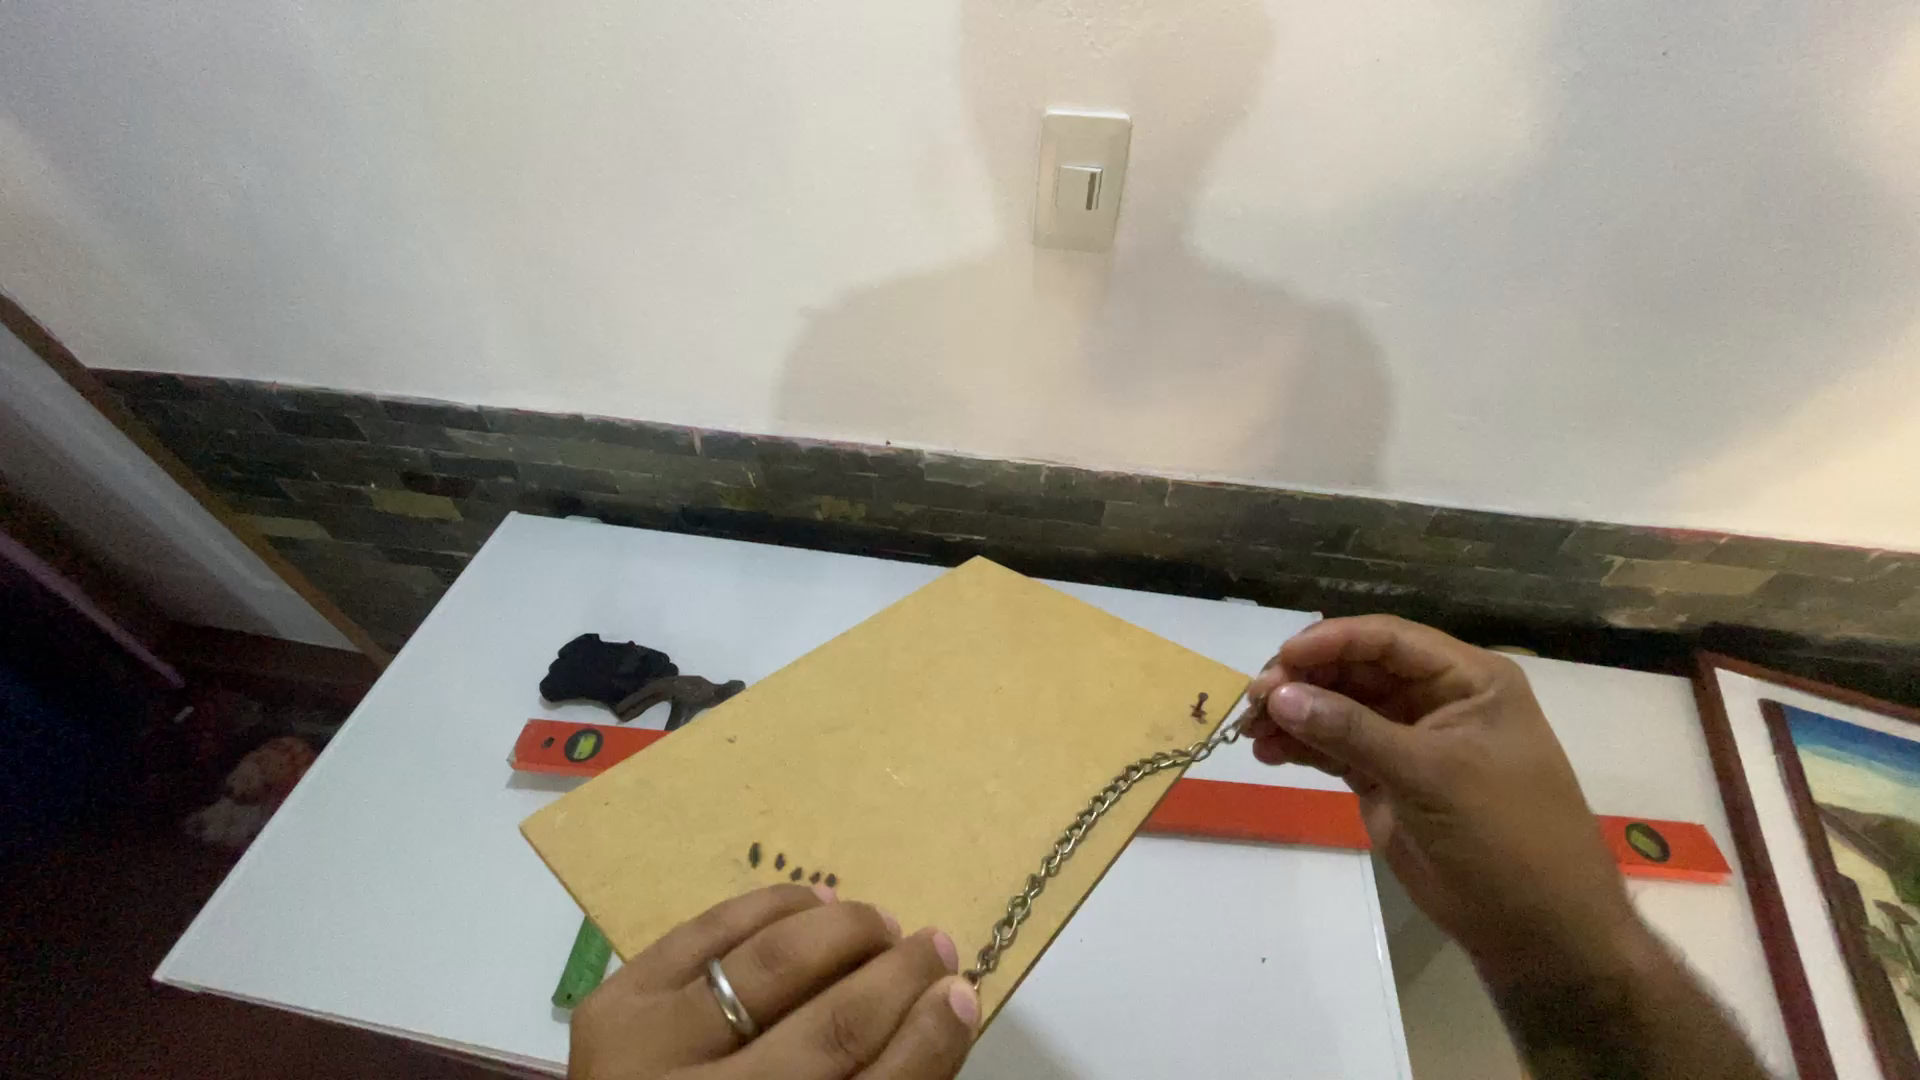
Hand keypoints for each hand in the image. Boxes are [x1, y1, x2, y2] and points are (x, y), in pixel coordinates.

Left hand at [570, 884, 978, 1079]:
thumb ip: (879, 1078)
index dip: (929, 1041)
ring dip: (844, 932)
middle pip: (828, 1031)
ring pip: (771, 968)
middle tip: (937, 944)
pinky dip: (773, 906)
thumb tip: (945, 1002)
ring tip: (881, 922)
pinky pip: (710, 930)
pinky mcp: (615, 1004)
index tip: (963, 991)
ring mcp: (640, 1057)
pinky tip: (816, 900)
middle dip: (898, 978)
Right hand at [1244, 615, 1643, 985]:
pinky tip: (1267, 753)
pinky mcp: (1380, 773)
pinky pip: (1329, 744)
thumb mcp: (1429, 774)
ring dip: (1291, 714)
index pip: (1387, 641)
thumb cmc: (1505, 836)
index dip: (1330, 641)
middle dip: (1301, 680)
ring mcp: (1403, 736)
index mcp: (1464, 680)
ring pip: (1333, 706)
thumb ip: (1350, 730)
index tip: (1280, 659)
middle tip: (1255, 700)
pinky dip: (1297, 745)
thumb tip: (1277, 696)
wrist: (1535, 929)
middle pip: (1351, 669)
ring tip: (1251, 731)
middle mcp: (1431, 698)